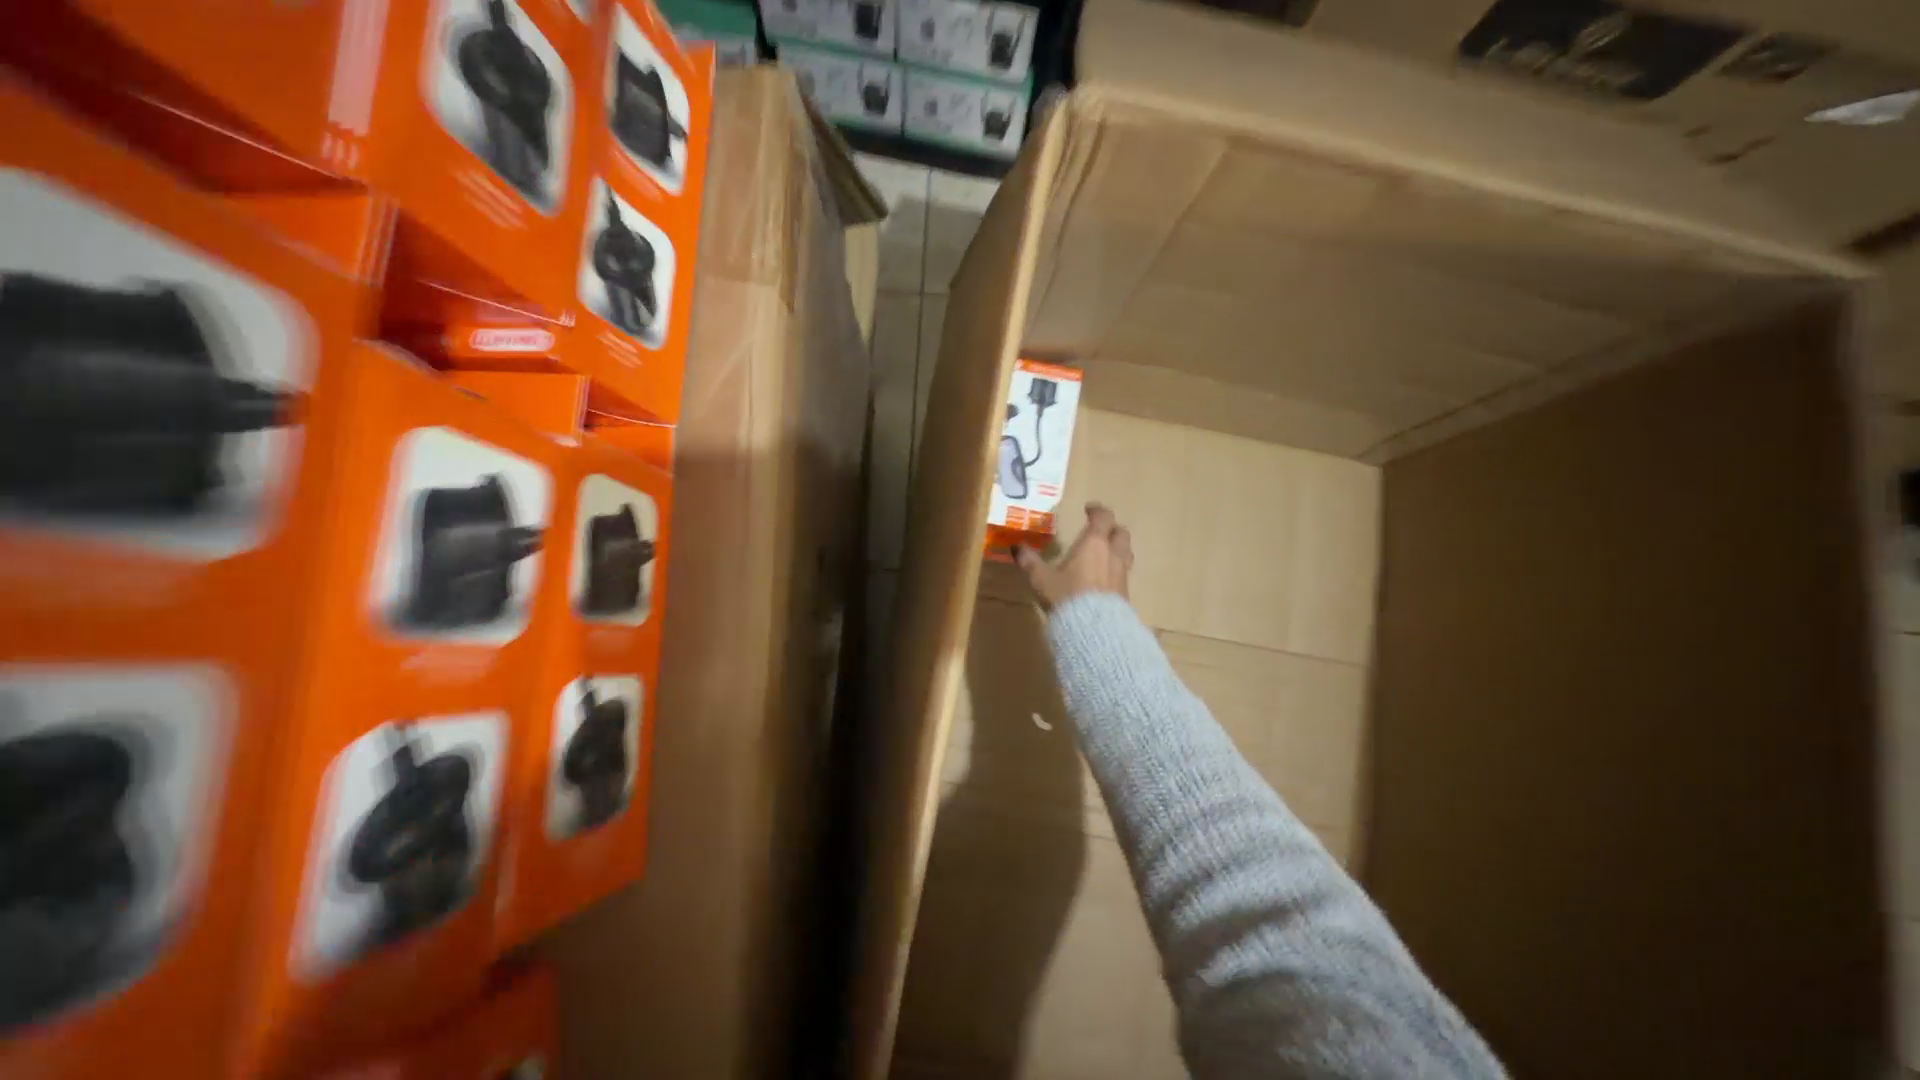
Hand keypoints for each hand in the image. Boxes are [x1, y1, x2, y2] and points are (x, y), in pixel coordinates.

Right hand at [1014, 503, 1133, 609]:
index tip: (1089, 509)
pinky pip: (1124, 574)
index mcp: (1094, 543)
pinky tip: (1105, 580)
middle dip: (1111, 529)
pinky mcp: (1126, 592)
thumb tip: (1016, 548)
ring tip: (1105, 554)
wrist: (1095, 628)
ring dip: (1117, 549)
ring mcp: (1122, 573)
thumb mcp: (1042, 579)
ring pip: (1126, 553)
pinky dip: (1116, 570)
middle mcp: (1113, 554)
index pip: (1103, 517)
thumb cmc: (1067, 596)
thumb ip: (1030, 562)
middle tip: (1099, 532)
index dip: (1097, 511)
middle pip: (1121, 533)